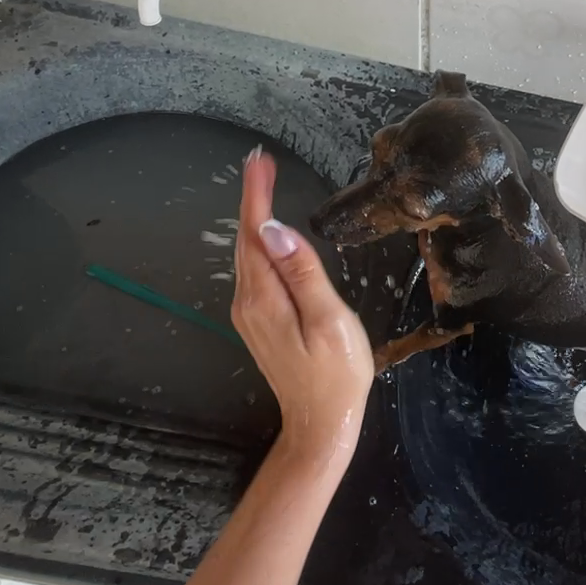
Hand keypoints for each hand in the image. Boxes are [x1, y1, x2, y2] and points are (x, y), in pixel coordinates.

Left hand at [233, 147, 373, 459]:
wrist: (321, 424)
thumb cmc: (337, 373)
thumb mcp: (329, 320)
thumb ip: (303, 273)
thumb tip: (276, 229)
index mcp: (265, 297)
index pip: (256, 234)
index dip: (257, 195)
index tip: (258, 161)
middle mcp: (248, 302)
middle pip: (248, 240)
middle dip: (253, 198)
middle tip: (262, 162)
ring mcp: (251, 313)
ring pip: (249, 255)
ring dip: (256, 218)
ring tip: (264, 184)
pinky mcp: (259, 321)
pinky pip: (256, 271)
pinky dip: (260, 242)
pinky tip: (269, 232)